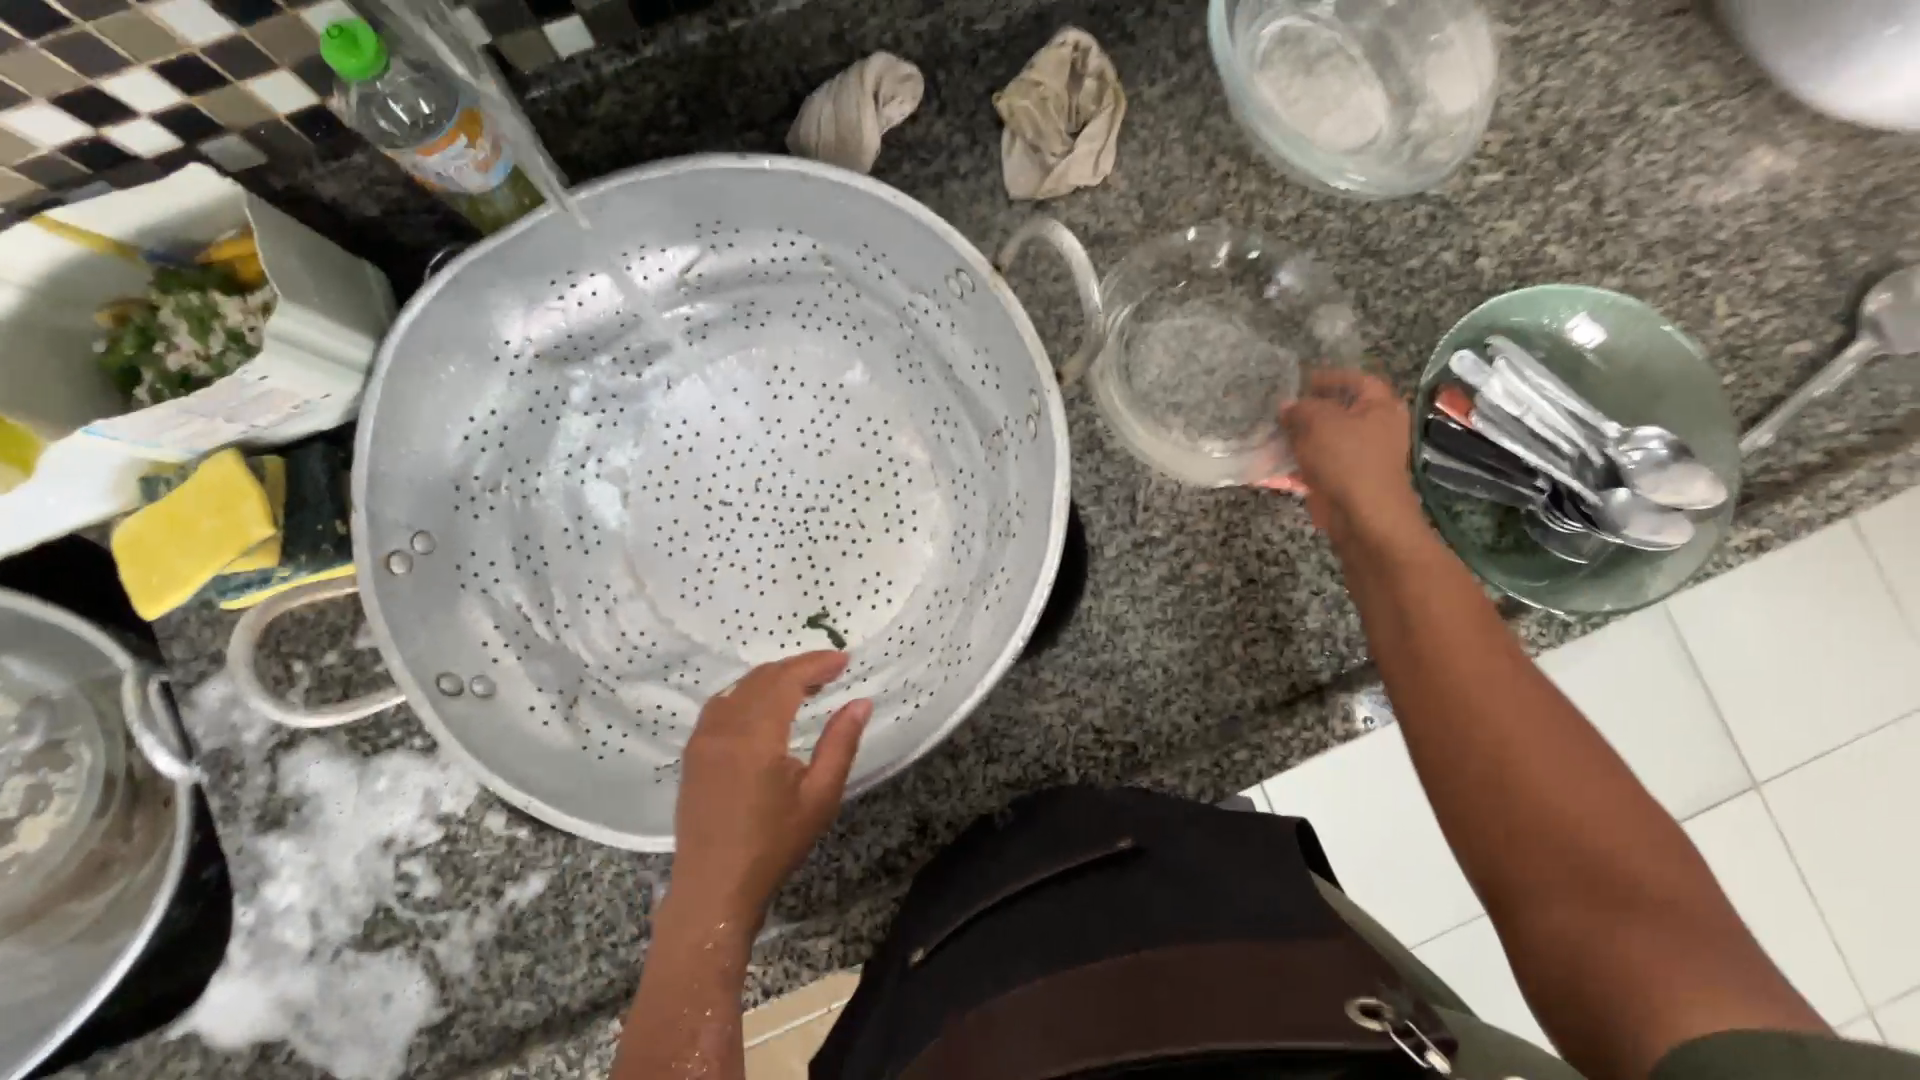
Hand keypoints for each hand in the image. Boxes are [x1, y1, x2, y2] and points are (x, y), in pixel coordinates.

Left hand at [671, 651, 871, 929]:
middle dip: (797, 667)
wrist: (715, 887)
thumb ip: (841, 744)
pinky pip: (721, 705)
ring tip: (803, 685)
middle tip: (830, 670)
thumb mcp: (820, 797)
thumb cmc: (774, 845)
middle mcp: (724, 727)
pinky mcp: (693, 752)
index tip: (844, 659)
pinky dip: (747, 694)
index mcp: (756, 736)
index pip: (787, 680)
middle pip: (762, 678)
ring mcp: (702, 738)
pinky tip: (764, 707)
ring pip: (739, 688)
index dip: (816, 664)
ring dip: (771, 678)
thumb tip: (860, 703)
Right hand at [1264, 370, 1425, 549]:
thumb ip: (1300, 408)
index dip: (1327, 378)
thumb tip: (1287, 407)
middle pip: (1335, 413)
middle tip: (1275, 412)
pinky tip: (1265, 468)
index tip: (1297, 382)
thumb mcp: (1319, 421)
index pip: (1355, 381)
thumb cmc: (1347, 459)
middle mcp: (1374, 430)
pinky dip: (1292, 468)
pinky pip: (1313, 469)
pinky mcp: (1342, 483)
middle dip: (1303, 413)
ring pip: (1321, 443)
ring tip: (1264, 438)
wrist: (1362, 516)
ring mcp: (1358, 459)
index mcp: (1379, 407)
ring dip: (1293, 441)